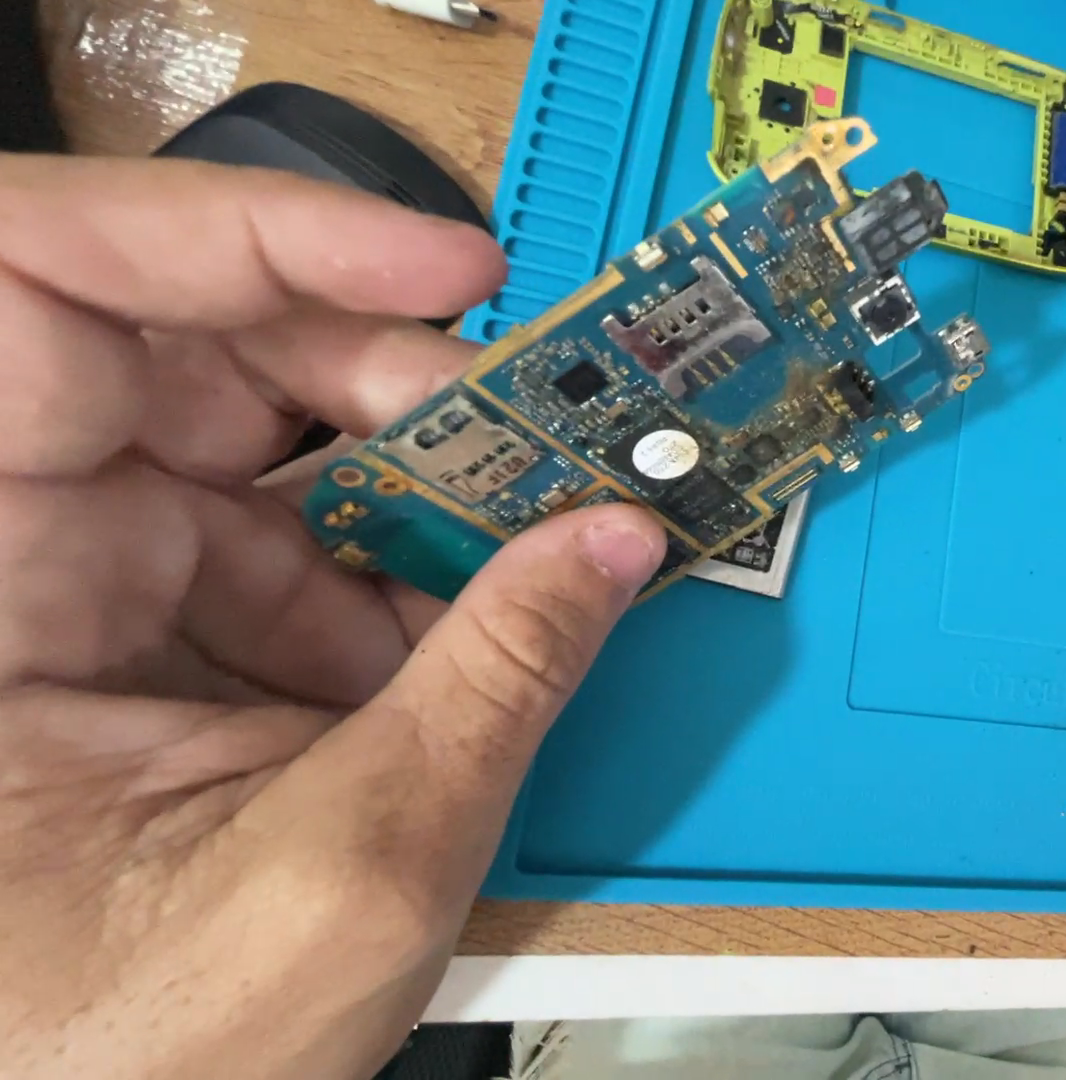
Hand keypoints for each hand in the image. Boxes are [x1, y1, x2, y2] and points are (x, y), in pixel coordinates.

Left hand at [0, 156, 664, 1078]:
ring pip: (288, 452)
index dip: (260, 237)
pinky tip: (492, 606)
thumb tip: (621, 541)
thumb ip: (509, 675)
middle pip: (206, 360)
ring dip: (441, 486)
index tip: (455, 269)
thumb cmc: (124, 1072)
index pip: (40, 291)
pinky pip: (316, 538)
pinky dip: (427, 560)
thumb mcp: (359, 860)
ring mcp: (83, 588)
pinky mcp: (163, 628)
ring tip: (547, 532)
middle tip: (545, 440)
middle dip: (403, 386)